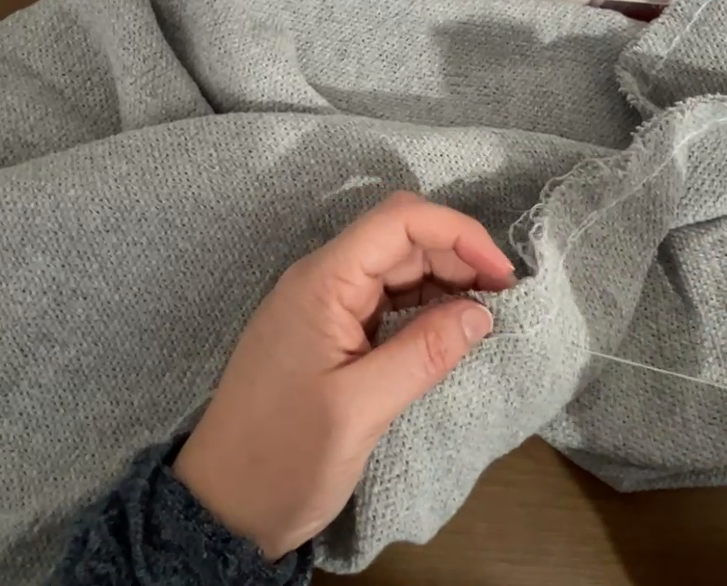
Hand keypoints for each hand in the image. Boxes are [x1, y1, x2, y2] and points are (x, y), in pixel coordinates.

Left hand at [173, 192, 516, 558]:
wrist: (223, 505)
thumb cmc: (282, 456)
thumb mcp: (359, 409)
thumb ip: (423, 354)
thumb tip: (481, 312)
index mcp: (324, 281)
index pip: (398, 221)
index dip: (457, 232)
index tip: (502, 272)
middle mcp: (324, 278)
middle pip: (400, 236)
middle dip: (456, 254)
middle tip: (503, 297)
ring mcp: (326, 303)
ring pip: (396, 265)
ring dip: (444, 278)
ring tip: (487, 310)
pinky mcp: (331, 329)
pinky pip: (385, 298)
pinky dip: (423, 304)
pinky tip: (450, 326)